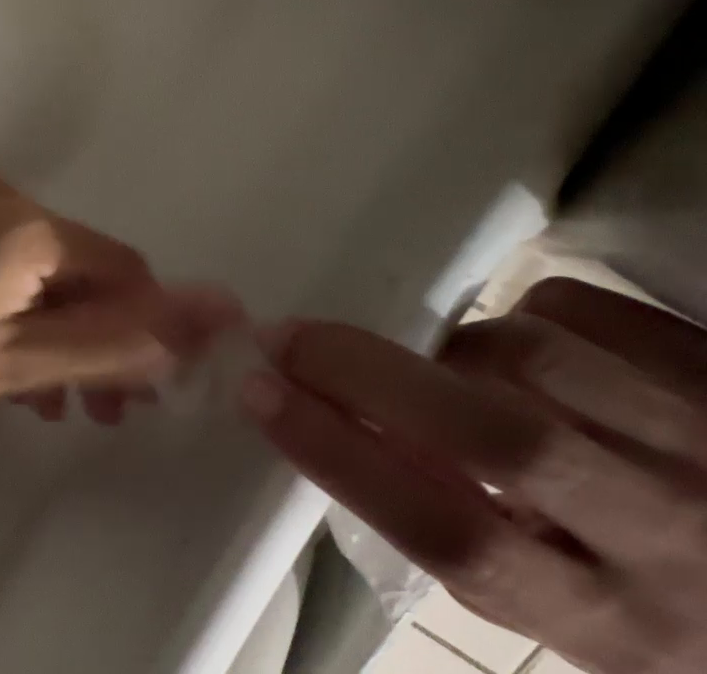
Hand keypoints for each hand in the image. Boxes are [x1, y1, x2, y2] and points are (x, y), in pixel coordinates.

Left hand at [0, 163, 242, 415]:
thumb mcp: (19, 362)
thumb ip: (119, 339)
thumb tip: (218, 309)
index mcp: (27, 222)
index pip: (126, 272)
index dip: (142, 332)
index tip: (133, 394)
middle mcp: (0, 191)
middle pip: (79, 267)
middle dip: (95, 337)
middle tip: (91, 408)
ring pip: (39, 266)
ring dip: (53, 327)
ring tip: (43, 396)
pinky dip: (14, 300)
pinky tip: (5, 354)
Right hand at [244, 278, 706, 673]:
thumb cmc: (642, 594)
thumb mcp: (546, 596)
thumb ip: (455, 529)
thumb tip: (342, 425)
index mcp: (609, 617)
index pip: (452, 536)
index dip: (341, 456)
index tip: (258, 392)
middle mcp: (672, 537)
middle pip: (500, 441)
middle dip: (367, 374)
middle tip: (291, 339)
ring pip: (535, 354)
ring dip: (449, 347)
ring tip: (436, 363)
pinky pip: (585, 306)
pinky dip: (525, 311)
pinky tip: (527, 348)